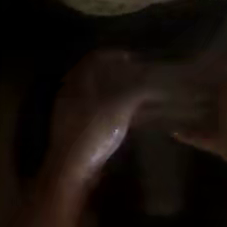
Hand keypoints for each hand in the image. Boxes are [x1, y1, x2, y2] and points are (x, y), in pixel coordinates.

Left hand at [43, 50, 156, 195]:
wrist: (73, 171)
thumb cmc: (92, 132)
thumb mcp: (118, 106)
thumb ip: (137, 88)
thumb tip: (153, 77)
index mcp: (76, 82)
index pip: (95, 59)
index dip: (116, 55)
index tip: (136, 57)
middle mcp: (74, 95)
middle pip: (101, 77)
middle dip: (125, 75)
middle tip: (146, 76)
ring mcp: (79, 115)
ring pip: (105, 97)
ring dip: (127, 94)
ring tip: (149, 95)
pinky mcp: (86, 133)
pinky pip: (108, 115)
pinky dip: (124, 112)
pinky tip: (140, 116)